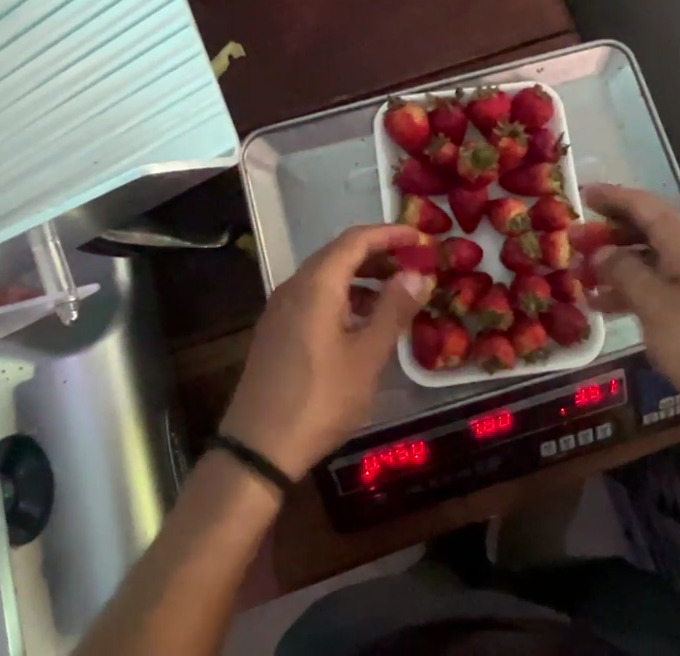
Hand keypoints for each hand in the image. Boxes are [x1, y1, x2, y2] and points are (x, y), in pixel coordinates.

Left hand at [218, 225, 433, 479]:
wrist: (259, 446)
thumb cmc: (321, 398)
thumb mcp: (367, 356)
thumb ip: (393, 310)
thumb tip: (417, 274)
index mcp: (317, 284)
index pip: (355, 240)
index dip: (389, 233)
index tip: (420, 239)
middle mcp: (294, 286)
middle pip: (339, 254)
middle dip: (378, 253)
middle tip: (414, 263)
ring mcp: (281, 309)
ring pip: (326, 277)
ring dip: (362, 277)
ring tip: (396, 292)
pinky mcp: (277, 331)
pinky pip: (315, 298)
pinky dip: (344, 297)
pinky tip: (363, 322)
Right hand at [583, 184, 679, 407]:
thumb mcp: (656, 306)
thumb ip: (624, 273)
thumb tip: (600, 251)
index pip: (644, 205)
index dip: (612, 197)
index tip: (580, 194)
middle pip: (648, 231)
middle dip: (609, 234)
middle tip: (572, 243)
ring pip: (652, 263)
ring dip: (617, 266)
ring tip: (581, 279)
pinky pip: (661, 290)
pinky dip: (633, 292)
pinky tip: (608, 310)